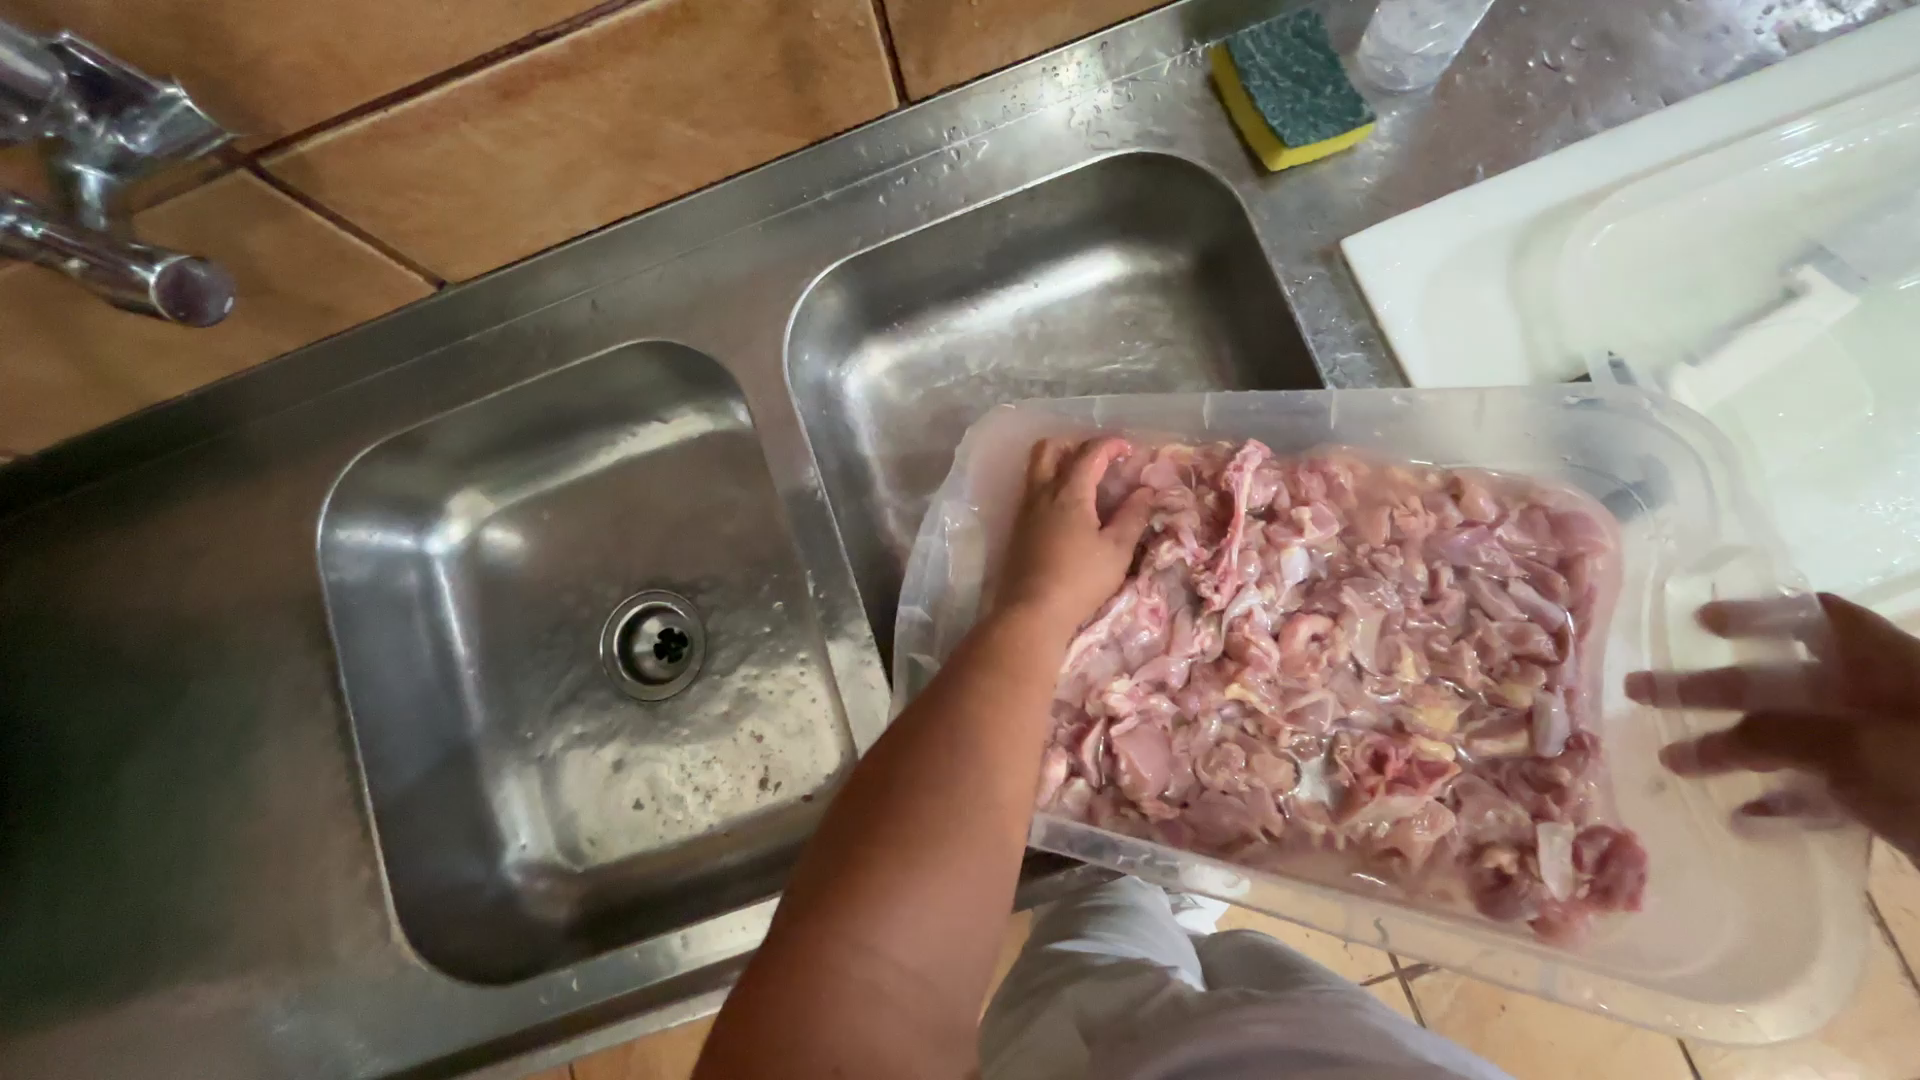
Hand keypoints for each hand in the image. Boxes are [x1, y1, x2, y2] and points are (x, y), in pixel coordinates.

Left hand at [993, 437, 1154, 636]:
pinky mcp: (1017, 529)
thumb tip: (1146, 490)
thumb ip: (1133, 515)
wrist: (1031, 611)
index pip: (1089, 453)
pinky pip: (1032, 491)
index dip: (1111, 445)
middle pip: (1049, 449)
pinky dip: (1050, 485)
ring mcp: (1025, 510)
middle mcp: (1042, 493)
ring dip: (1059, 463)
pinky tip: (1066, 509)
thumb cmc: (1080, 580)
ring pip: (1036, 469)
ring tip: (1084, 481)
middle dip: (1075, 444)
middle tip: (1098, 459)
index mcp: (1069, 493)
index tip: (1129, 449)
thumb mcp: (1117, 550)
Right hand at [1628, 593, 1919, 861]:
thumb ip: (1769, 733)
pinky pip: (1828, 789)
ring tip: (1676, 762)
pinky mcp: (1904, 800)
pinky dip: (1784, 799)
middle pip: (1785, 680)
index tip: (1700, 623)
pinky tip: (1747, 817)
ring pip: (1796, 736)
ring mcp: (1897, 753)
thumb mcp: (1850, 749)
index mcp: (1889, 670)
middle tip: (1643, 690)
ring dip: (1733, 748)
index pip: (1817, 619)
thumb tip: (1699, 740)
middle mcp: (1890, 702)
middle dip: (1710, 688)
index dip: (1757, 614)